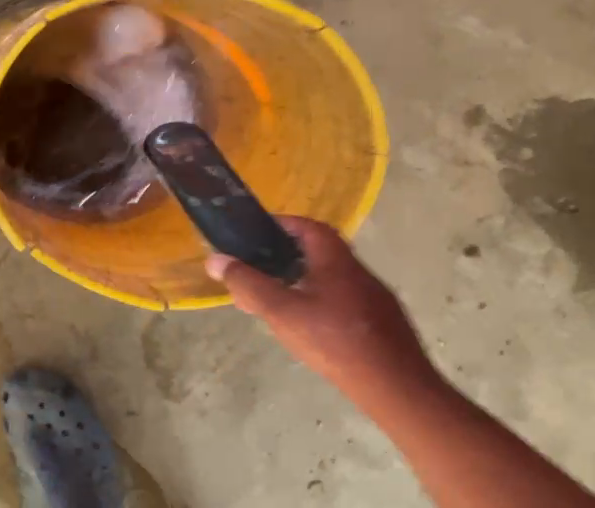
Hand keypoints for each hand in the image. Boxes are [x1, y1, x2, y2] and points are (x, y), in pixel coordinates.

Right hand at [207, 216, 438, 407]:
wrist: (400, 393)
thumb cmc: (335, 342)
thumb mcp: (278, 310)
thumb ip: (245, 282)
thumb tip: (215, 259)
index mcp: (338, 264)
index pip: (312, 228)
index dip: (284, 223)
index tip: (258, 231)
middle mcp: (363, 276)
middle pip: (322, 254)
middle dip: (288, 256)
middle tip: (259, 267)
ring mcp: (380, 303)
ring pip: (335, 280)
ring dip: (305, 281)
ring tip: (278, 299)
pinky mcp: (387, 327)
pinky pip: (348, 302)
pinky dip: (323, 303)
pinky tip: (310, 326)